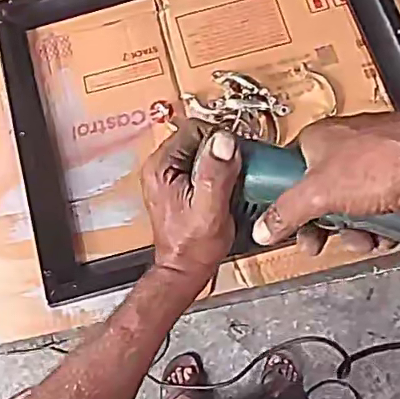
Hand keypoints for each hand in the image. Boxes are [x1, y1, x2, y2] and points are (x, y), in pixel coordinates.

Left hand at [142, 120, 241, 286]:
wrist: (185, 269)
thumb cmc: (193, 246)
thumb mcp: (210, 208)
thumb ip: (216, 173)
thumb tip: (224, 140)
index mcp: (162, 167)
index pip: (194, 129)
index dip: (220, 140)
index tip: (236, 155)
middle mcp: (161, 167)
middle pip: (198, 138)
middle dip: (222, 151)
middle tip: (238, 169)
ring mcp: (169, 176)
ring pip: (201, 151)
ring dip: (221, 162)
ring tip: (233, 179)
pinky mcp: (179, 186)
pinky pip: (201, 166)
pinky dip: (217, 172)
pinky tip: (226, 187)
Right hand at [253, 112, 399, 247]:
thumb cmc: (394, 160)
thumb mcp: (322, 193)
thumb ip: (286, 212)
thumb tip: (263, 227)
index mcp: (318, 138)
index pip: (285, 171)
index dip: (283, 202)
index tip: (281, 224)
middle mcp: (345, 145)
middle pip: (319, 194)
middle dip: (324, 224)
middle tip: (321, 241)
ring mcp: (375, 161)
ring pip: (351, 205)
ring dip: (355, 229)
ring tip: (367, 237)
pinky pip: (379, 207)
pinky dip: (381, 224)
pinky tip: (388, 230)